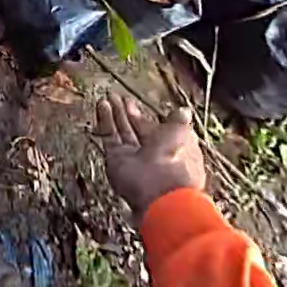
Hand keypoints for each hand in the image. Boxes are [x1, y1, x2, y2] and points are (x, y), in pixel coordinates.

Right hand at [94, 97, 205, 216]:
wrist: (159, 190)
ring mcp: (132, 158)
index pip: (153, 130)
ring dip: (114, 114)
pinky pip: (109, 137)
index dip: (142, 116)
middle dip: (125, 113)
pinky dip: (105, 121)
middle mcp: (150, 155)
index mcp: (169, 150)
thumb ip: (178, 121)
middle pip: (134, 130)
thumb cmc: (176, 160)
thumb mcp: (182, 134)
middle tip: (116, 97)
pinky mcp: (115, 160)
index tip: (132, 101)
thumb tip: (184, 110)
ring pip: (120, 132)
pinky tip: (102, 105)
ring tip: (107, 97)